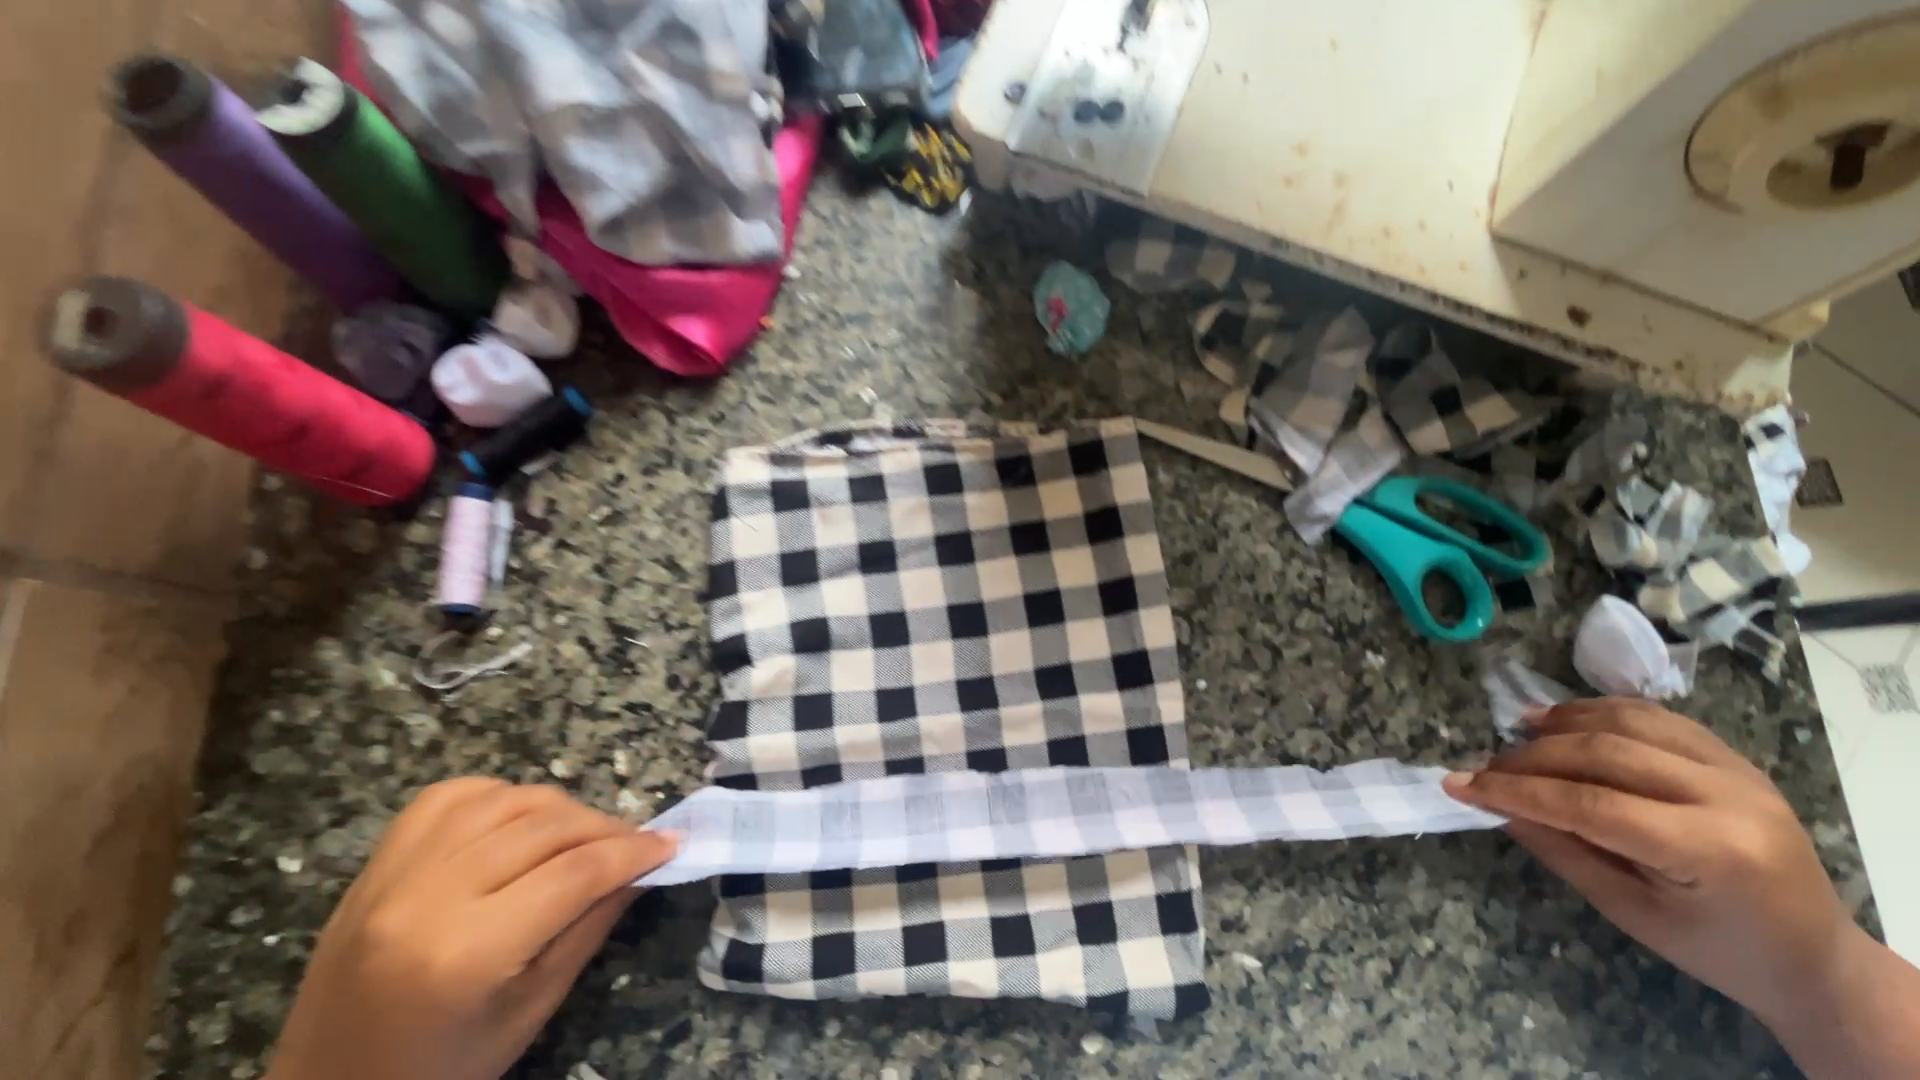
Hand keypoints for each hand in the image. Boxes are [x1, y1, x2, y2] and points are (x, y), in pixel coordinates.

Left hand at [266, 779, 677, 1079]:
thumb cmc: (439, 1071)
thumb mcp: (529, 1011)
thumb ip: (588, 930)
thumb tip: (641, 869)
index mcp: (466, 952)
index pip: (575, 873)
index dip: (634, 851)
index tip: (672, 843)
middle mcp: (426, 897)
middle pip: (545, 827)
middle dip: (606, 828)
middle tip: (639, 842)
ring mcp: (392, 872)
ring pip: (505, 800)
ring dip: (560, 809)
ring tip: (585, 834)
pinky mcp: (376, 860)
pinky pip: (453, 796)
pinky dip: (501, 797)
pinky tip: (522, 820)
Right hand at [1441, 699, 1846, 1024]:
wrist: (1814, 957)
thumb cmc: (1718, 950)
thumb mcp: (1631, 913)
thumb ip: (1563, 851)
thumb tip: (1498, 807)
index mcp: (1711, 850)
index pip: (1590, 804)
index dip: (1516, 790)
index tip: (1459, 784)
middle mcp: (1731, 797)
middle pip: (1606, 754)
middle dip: (1532, 757)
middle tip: (1484, 766)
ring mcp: (1739, 771)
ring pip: (1631, 722)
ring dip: (1564, 722)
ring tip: (1518, 731)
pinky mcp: (1736, 758)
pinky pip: (1659, 718)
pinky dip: (1602, 713)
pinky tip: (1565, 721)